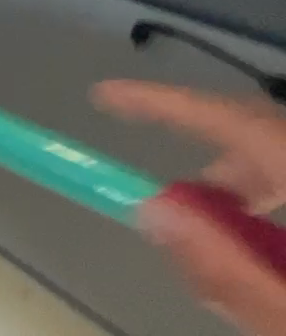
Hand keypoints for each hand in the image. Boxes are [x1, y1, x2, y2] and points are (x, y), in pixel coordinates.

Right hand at [95, 80, 285, 333]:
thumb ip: (238, 278)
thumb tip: (152, 210)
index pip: (245, 122)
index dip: (169, 103)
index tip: (107, 98)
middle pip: (285, 142)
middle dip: (229, 162)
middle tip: (183, 200)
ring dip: (270, 192)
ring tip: (244, 244)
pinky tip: (285, 262)